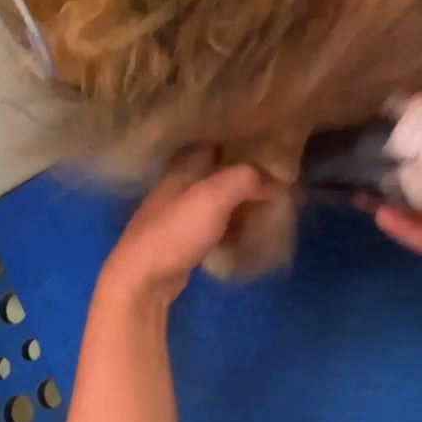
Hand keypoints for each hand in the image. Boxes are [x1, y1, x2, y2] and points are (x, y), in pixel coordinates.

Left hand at [100, 152, 271, 307]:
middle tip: (279, 179)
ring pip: (218, 198)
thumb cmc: (176, 231)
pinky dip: (232, 225)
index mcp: (181, 166)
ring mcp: (178, 213)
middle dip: (247, 174)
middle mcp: (178, 184)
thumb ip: (245, 179)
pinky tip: (247, 232)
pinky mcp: (183, 239)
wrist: (142, 279)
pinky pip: (215, 224)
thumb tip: (274, 180)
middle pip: (219, 171)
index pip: (216, 142)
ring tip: (270, 204)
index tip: (272, 147)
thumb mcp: (214, 196)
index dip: (243, 142)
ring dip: (241, 201)